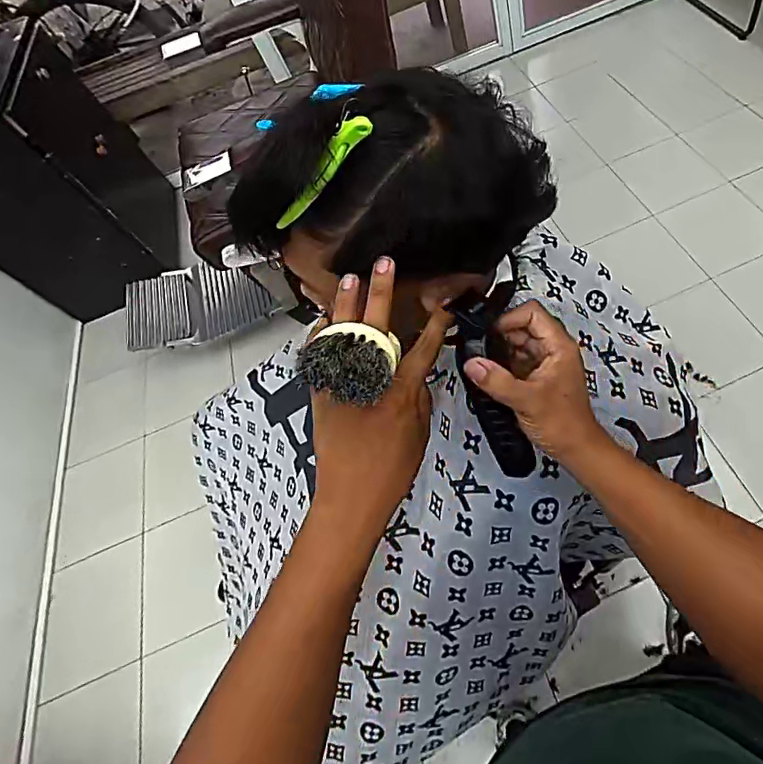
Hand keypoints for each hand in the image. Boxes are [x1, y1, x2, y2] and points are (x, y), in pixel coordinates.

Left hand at [309, 258, 450, 537]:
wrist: (350, 497)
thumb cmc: (390, 470)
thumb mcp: (419, 432)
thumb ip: (419, 397)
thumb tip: (416, 374)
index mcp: (402, 392)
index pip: (424, 347)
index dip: (435, 324)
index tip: (442, 306)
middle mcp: (371, 381)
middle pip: (377, 327)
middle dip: (381, 292)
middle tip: (383, 266)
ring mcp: (342, 385)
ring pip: (344, 335)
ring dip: (347, 304)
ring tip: (351, 279)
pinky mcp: (322, 393)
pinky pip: (321, 356)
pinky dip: (323, 335)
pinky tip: (326, 319)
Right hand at [460, 301, 608, 463]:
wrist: (576, 447)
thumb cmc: (565, 423)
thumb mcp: (526, 400)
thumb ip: (497, 381)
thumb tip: (473, 364)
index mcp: (559, 346)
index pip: (532, 313)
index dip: (509, 318)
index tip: (490, 332)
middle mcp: (554, 350)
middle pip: (522, 327)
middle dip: (500, 336)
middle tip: (481, 350)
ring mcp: (545, 363)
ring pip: (518, 344)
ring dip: (499, 352)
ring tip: (483, 364)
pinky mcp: (537, 377)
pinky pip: (516, 361)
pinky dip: (502, 365)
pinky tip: (490, 376)